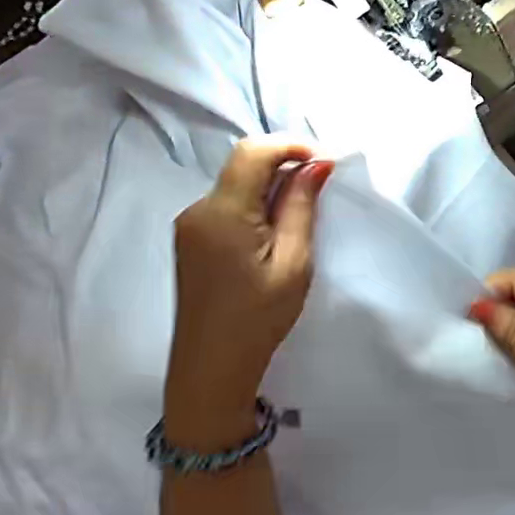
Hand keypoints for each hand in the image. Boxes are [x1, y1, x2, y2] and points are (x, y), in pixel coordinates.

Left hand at [166, 137, 332, 449]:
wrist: (211, 369)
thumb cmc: (259, 319)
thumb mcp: (293, 262)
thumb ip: (301, 206)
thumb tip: (317, 164)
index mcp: (222, 212)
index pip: (253, 151)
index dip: (290, 145)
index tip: (324, 162)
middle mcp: (198, 209)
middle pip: (243, 164)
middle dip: (283, 164)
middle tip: (319, 187)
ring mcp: (189, 225)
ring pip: (235, 184)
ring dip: (269, 186)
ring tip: (300, 214)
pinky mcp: (190, 240)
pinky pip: (226, 205)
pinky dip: (254, 205)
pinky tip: (273, 231)